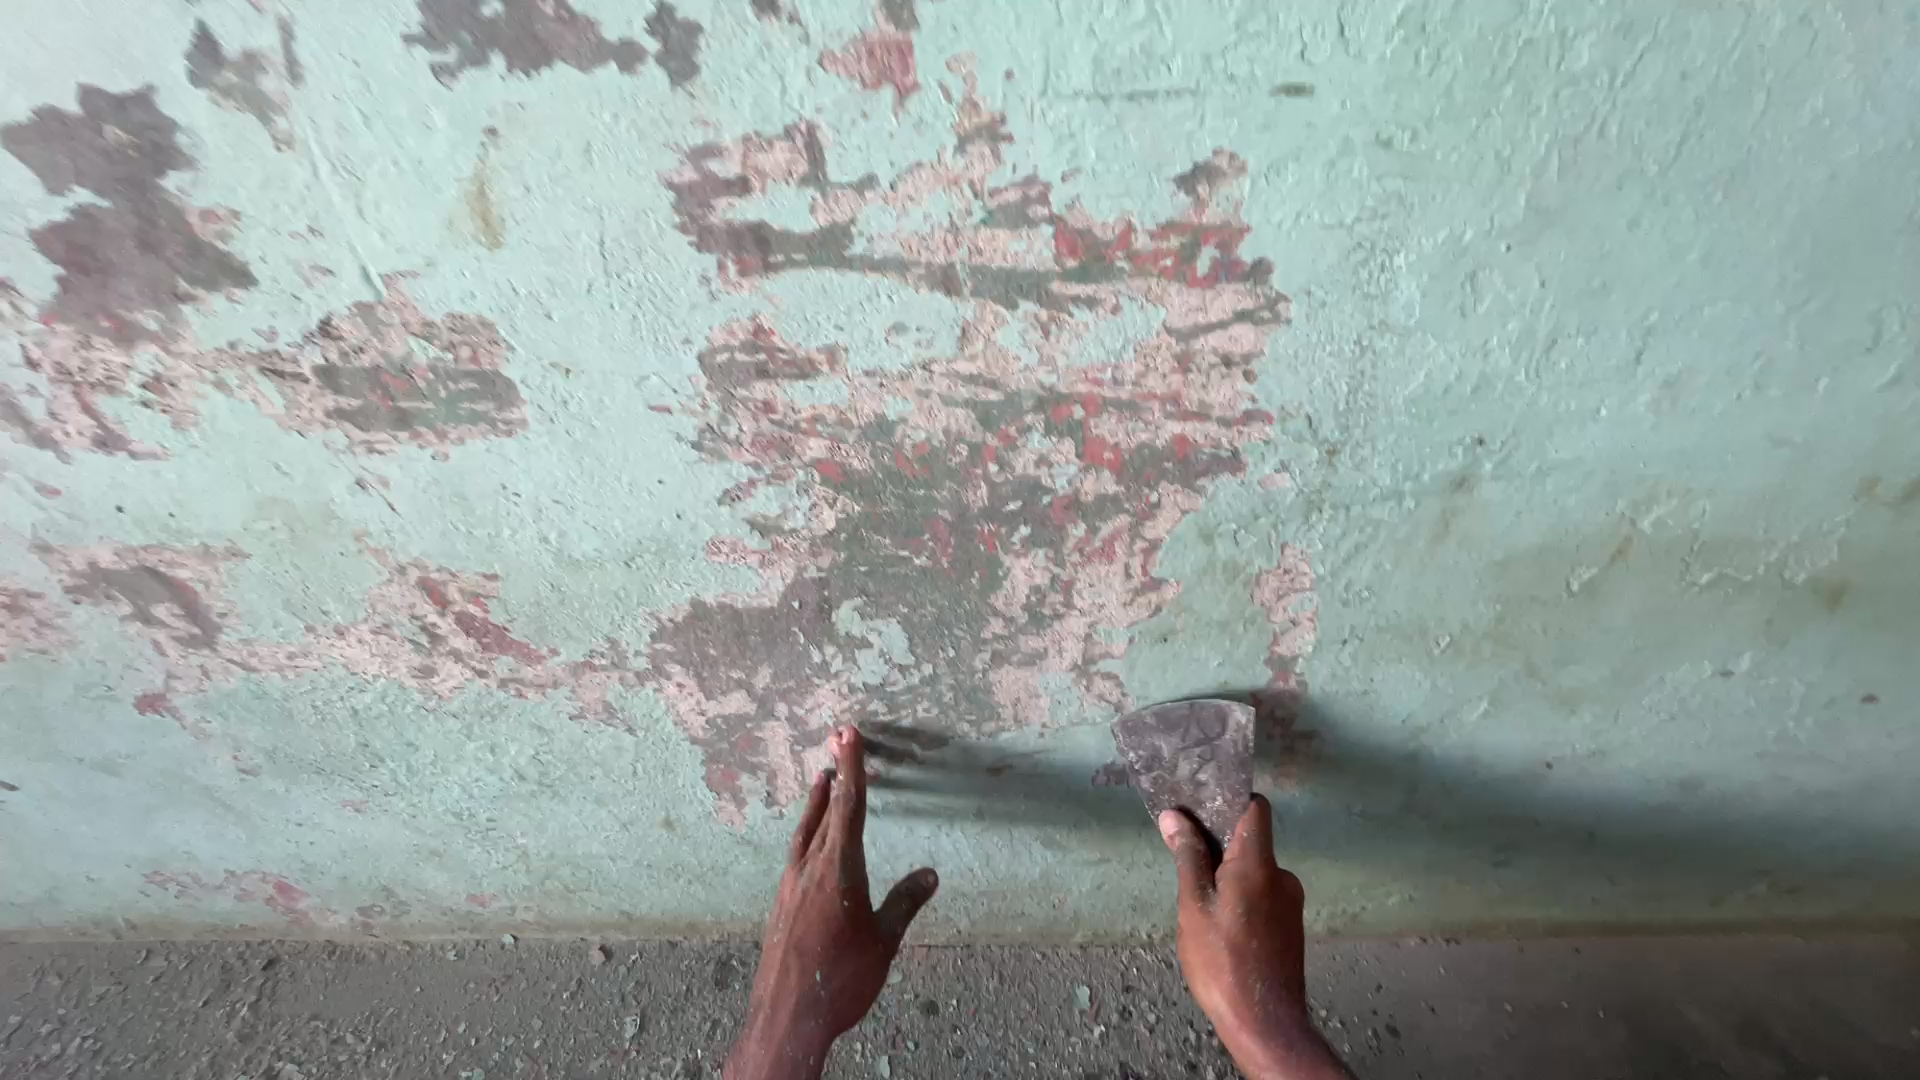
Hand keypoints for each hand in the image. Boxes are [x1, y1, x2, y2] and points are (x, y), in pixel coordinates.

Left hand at [725, 726, 938, 1079]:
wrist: (785, 1019)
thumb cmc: (840, 978)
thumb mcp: (883, 940)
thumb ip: (904, 902)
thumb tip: (930, 874)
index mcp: (839, 868)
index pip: (849, 805)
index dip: (852, 766)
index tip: (848, 733)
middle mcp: (811, 867)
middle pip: (825, 809)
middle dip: (835, 774)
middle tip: (837, 743)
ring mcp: (791, 884)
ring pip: (806, 830)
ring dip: (817, 802)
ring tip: (822, 780)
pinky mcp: (782, 903)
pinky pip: (797, 853)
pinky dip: (808, 831)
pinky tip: (811, 842)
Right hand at [1160, 795, 1351, 1079]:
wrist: (1266, 1027)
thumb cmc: (1222, 962)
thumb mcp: (1194, 906)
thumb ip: (1188, 857)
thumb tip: (1174, 815)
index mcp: (1258, 864)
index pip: (1255, 807)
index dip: (1229, 796)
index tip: (1199, 800)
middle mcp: (1281, 876)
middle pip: (1250, 839)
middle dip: (1218, 843)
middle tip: (1185, 860)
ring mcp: (1290, 903)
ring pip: (1253, 870)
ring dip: (1227, 874)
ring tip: (1198, 900)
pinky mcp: (1290, 926)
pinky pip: (1261, 892)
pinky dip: (1240, 895)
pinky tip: (1220, 923)